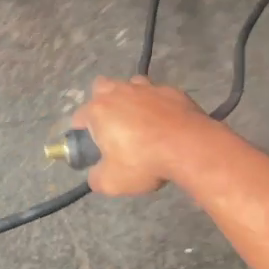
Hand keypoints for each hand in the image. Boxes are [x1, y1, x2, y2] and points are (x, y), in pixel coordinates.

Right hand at [72, 75, 228, 195]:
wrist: (189, 147)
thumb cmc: (144, 162)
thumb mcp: (112, 182)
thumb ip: (97, 178)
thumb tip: (96, 175)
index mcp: (99, 110)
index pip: (79, 117)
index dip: (82, 134)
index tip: (93, 148)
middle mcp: (119, 92)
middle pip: (101, 88)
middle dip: (103, 103)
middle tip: (114, 128)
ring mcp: (147, 88)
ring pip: (132, 86)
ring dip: (131, 100)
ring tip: (142, 123)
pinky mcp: (171, 91)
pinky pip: (158, 95)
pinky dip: (158, 106)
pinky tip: (166, 123)